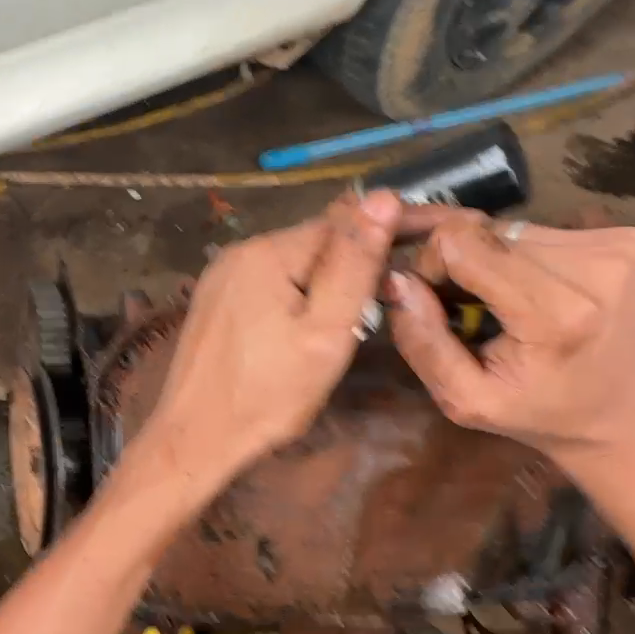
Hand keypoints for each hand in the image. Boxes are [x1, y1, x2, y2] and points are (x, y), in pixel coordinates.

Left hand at [138, 191, 401, 490]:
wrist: (194, 437)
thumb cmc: (266, 395)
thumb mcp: (324, 332)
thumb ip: (354, 265)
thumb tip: (384, 196)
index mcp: (265, 253)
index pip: (344, 219)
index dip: (393, 226)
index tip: (440, 234)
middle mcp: (237, 254)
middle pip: (316, 241)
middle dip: (359, 257)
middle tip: (403, 285)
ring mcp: (220, 279)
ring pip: (293, 263)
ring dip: (329, 279)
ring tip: (365, 308)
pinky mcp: (214, 303)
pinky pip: (269, 284)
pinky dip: (299, 294)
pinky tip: (313, 322)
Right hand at [385, 211, 634, 474]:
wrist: (633, 420)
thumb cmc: (543, 416)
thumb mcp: (465, 399)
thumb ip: (423, 342)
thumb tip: (395, 280)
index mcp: (556, 312)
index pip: (462, 242)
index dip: (432, 265)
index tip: (436, 303)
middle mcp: (597, 265)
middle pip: (486, 231)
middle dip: (461, 264)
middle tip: (468, 308)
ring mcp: (621, 246)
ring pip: (512, 227)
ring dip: (492, 261)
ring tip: (502, 304)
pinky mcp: (632, 238)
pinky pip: (544, 231)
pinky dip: (524, 259)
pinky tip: (535, 294)